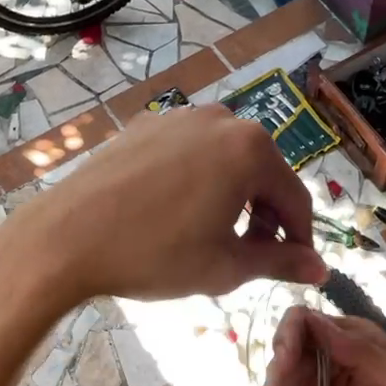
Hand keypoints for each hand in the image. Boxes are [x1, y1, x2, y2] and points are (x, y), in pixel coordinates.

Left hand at [0, 107, 326, 304]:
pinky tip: (176, 214)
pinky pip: (191, 154)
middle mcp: (222, 119)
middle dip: (265, 217)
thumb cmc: (155, 255)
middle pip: (263, 174)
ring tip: (213, 237)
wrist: (65, 238)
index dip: (301, 239)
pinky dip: (199, 182)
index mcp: (251, 150)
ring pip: (227, 161)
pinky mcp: (146, 125)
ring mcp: (179, 117)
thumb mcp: (226, 266)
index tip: (297, 267)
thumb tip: (320, 268)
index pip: (295, 199)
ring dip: (233, 199)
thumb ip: (281, 262)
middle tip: (251, 258)